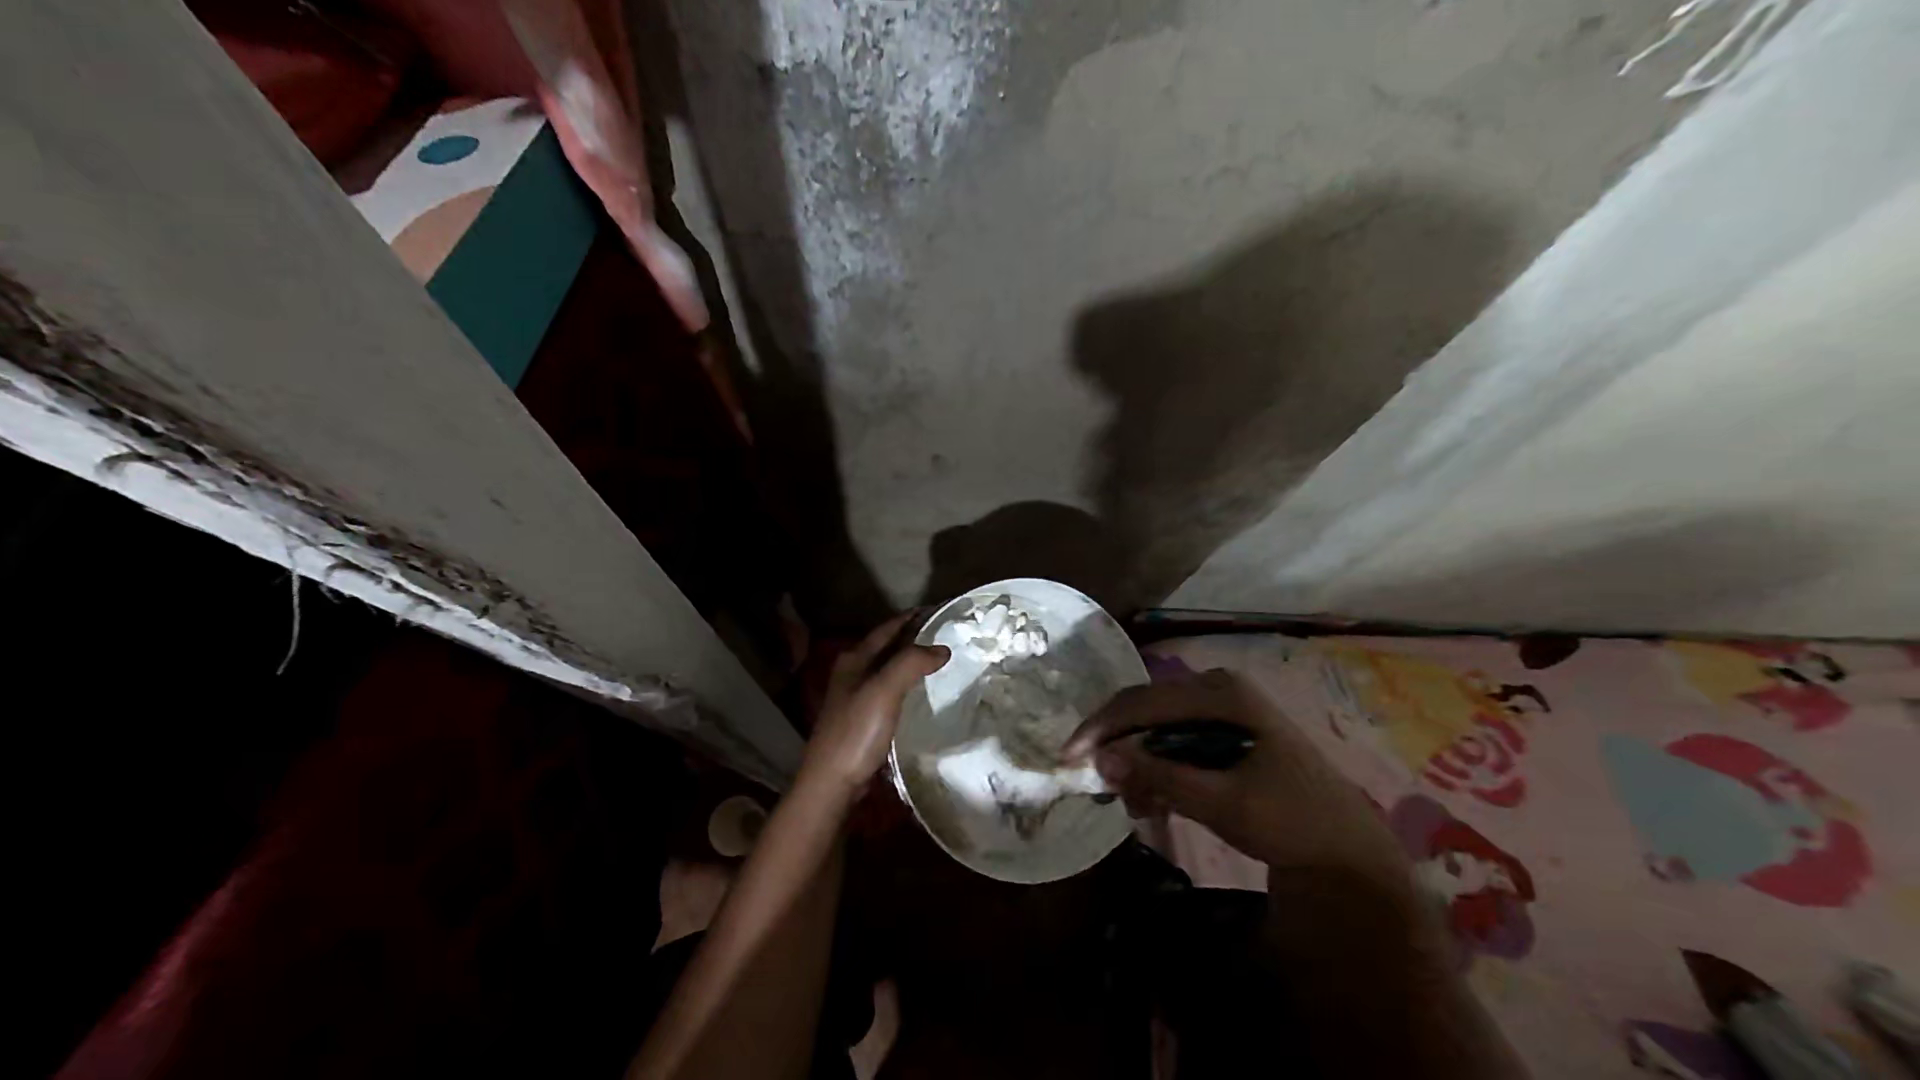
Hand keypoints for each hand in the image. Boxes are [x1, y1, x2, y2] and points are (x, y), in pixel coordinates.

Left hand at [798, 612, 949, 796]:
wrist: (832, 782)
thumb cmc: (855, 732)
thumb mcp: (884, 690)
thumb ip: (911, 663)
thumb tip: (942, 648)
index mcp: (854, 659)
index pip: (887, 628)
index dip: (911, 617)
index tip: (940, 610)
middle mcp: (852, 673)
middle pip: (887, 647)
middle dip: (914, 637)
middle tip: (947, 633)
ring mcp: (855, 698)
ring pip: (889, 669)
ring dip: (911, 661)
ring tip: (942, 660)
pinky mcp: (863, 720)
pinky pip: (890, 692)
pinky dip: (908, 685)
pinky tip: (924, 693)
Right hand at [1065, 670, 1406, 887]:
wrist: (1344, 851)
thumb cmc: (1289, 820)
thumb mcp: (1221, 801)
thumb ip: (1159, 776)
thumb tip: (1101, 760)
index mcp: (1222, 693)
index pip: (1144, 700)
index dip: (1102, 727)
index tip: (1069, 758)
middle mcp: (1217, 690)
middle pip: (1145, 710)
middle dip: (1117, 748)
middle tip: (1094, 784)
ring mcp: (1219, 711)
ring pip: (1154, 728)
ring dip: (1135, 765)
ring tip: (1130, 805)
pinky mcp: (1220, 734)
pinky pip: (1170, 743)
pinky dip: (1154, 771)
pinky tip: (1151, 802)